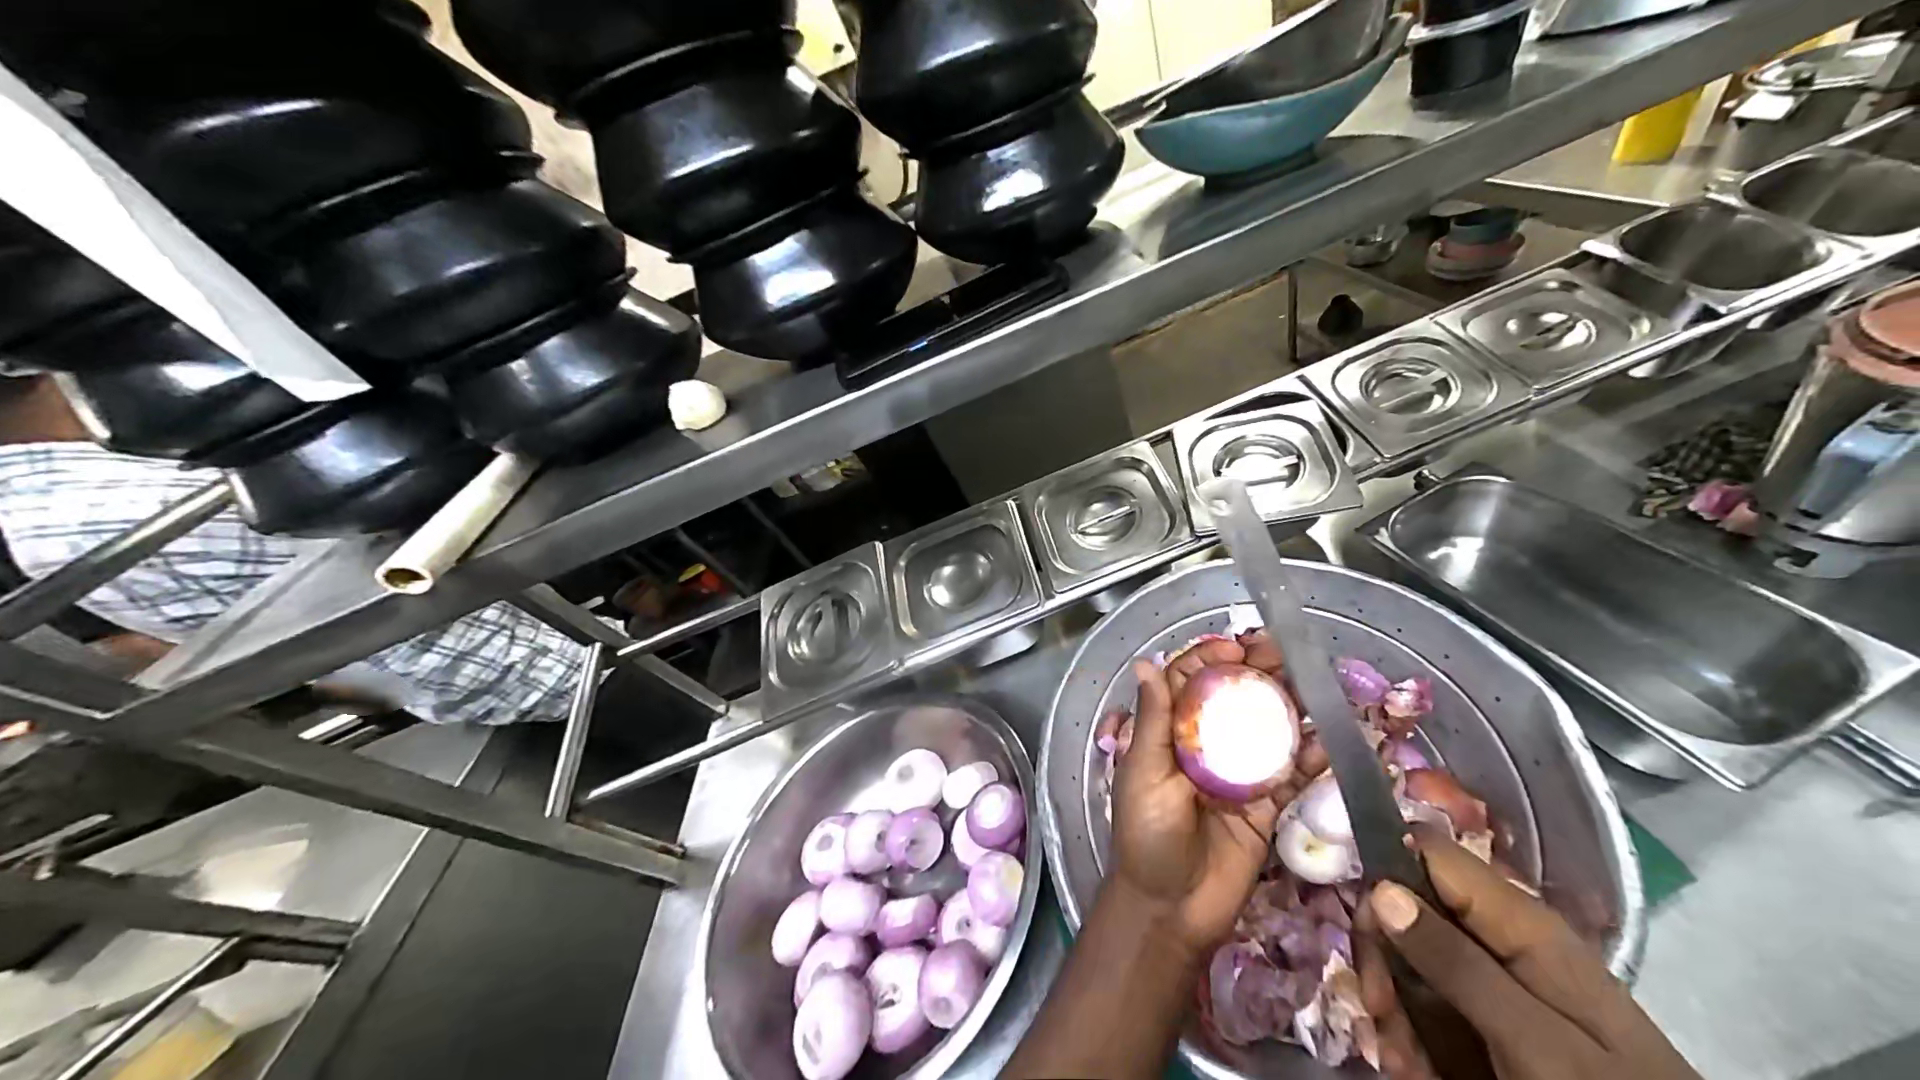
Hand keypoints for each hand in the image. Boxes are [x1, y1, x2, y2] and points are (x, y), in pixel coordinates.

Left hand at [1109, 635, 1305, 953]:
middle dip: (1256, 673)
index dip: (1209, 659)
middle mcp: (1204, 746)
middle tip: (1284, 653)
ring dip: (1289, 705)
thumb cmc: (1146, 836)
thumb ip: (1154, 720)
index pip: (1188, 683)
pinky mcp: (1267, 805)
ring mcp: (1238, 774)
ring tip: (1313, 682)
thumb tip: (1146, 662)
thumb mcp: (1142, 772)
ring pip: (1267, 730)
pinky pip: (1292, 774)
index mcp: (1169, 734)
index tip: (1235, 647)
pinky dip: (1312, 756)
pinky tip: (1332, 737)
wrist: (1171, 907)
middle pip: (1232, 699)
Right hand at [1357, 839, 1700, 1079]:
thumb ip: (1459, 964)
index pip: (1430, 851)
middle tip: (1374, 1005)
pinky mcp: (1483, 1019)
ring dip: (1388, 1003)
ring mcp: (1489, 980)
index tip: (1362, 922)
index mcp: (1521, 924)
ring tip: (1398, 1057)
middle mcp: (1498, 939)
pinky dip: (1406, 1035)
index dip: (1384, 870)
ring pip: (1403, 960)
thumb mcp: (1539, 1045)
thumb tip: (1379, 888)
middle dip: (1380, 954)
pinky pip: (1422, 1005)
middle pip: (1404, 908)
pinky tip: (1410, 1067)